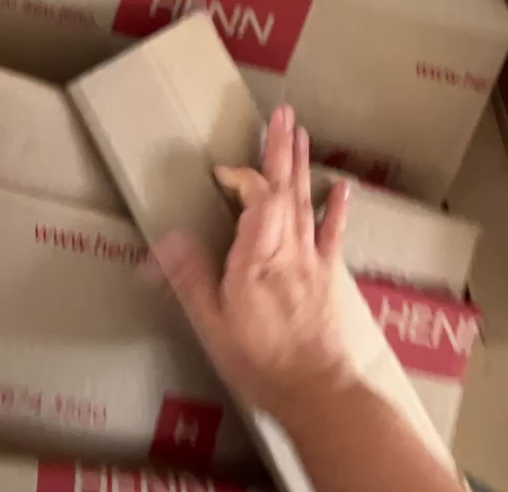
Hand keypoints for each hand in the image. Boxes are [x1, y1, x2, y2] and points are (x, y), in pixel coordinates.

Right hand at [154, 105, 356, 416]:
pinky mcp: (328, 274)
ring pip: (306, 201)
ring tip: (301, 131)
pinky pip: (332, 233)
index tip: (222, 172)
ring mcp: (311, 258)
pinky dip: (337, 208)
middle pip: (284, 187)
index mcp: (256, 256)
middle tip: (283, 113)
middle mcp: (287, 248)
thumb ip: (190, 278)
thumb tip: (164, 240)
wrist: (319, 393)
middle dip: (282, 148)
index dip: (241, 176)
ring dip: (303, 164)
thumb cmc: (261, 361)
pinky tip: (342, 186)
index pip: (256, 197)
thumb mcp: (212, 324)